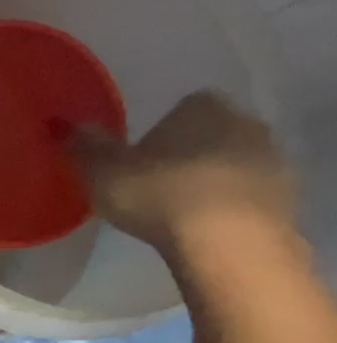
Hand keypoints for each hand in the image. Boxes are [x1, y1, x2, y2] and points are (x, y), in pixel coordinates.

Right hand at [74, 90, 296, 253]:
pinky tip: (199, 223)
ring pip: (230, 159)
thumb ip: (83, 145)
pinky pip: (245, 189)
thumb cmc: (158, 193)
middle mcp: (245, 121)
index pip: (182, 106)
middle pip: (209, 131)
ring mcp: (271, 156)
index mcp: (203, 107)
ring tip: (173, 207)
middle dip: (185, 151)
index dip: (158, 130)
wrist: (227, 237)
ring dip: (206, 176)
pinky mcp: (283, 191)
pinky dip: (224, 201)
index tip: (137, 155)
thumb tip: (60, 122)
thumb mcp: (102, 171)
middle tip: (150, 182)